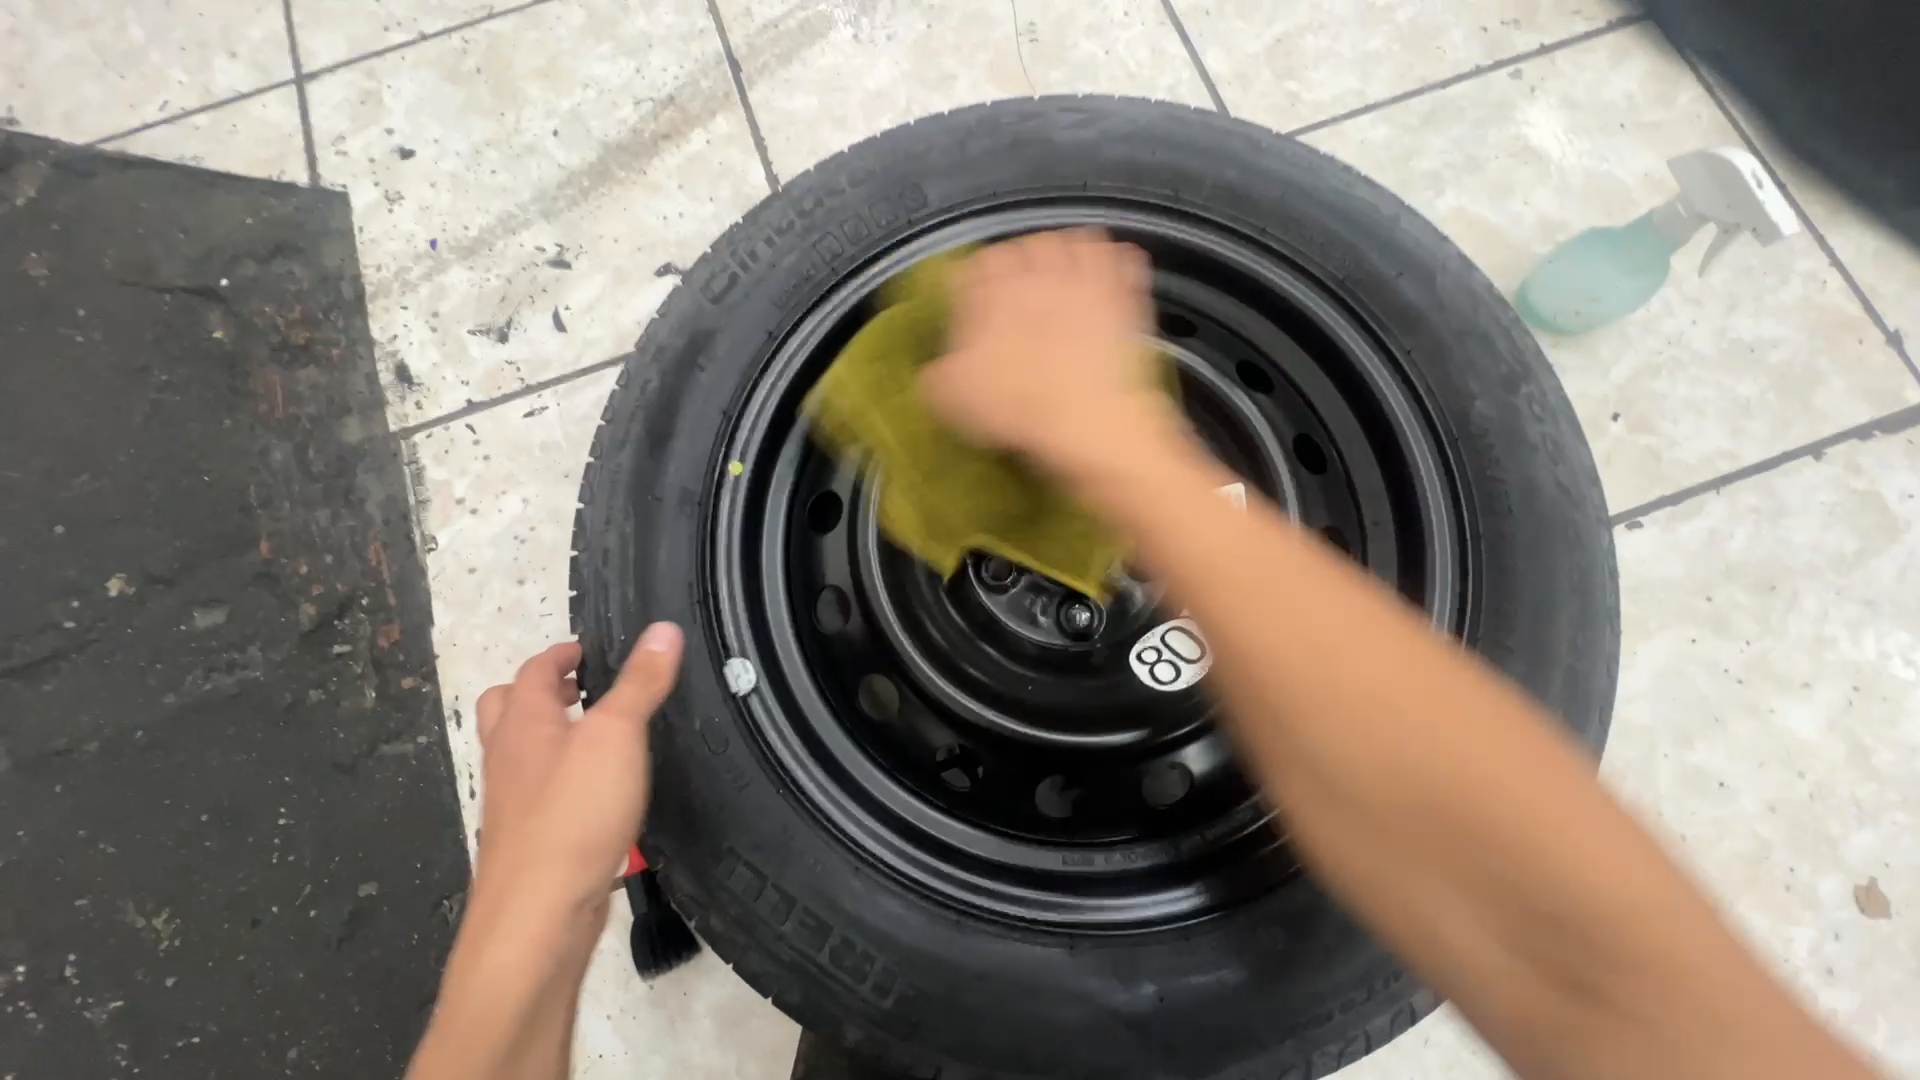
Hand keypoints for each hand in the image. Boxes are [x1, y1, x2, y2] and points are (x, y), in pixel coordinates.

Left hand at [469, 622, 683, 932]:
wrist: (536, 916)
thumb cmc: (574, 813)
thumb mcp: (617, 735)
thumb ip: (640, 683)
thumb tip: (663, 629)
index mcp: (524, 723)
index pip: (534, 671)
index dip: (563, 654)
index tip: (592, 649)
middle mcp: (509, 757)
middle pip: (509, 708)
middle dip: (544, 691)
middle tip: (587, 687)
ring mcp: (514, 801)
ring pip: (524, 752)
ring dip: (554, 734)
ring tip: (601, 735)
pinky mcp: (528, 838)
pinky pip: (542, 790)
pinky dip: (565, 776)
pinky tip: (601, 793)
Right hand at [920, 228, 1182, 478]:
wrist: (1085, 420)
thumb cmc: (1013, 406)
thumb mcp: (950, 396)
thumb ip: (936, 372)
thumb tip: (935, 369)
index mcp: (987, 287)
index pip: (969, 268)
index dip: (968, 286)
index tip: (969, 306)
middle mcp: (1034, 269)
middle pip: (1021, 246)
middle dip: (1017, 264)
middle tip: (1016, 291)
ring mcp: (1083, 276)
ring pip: (1072, 240)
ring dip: (1065, 253)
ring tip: (1063, 275)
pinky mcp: (1122, 293)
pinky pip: (1123, 257)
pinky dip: (1114, 261)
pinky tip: (1111, 274)